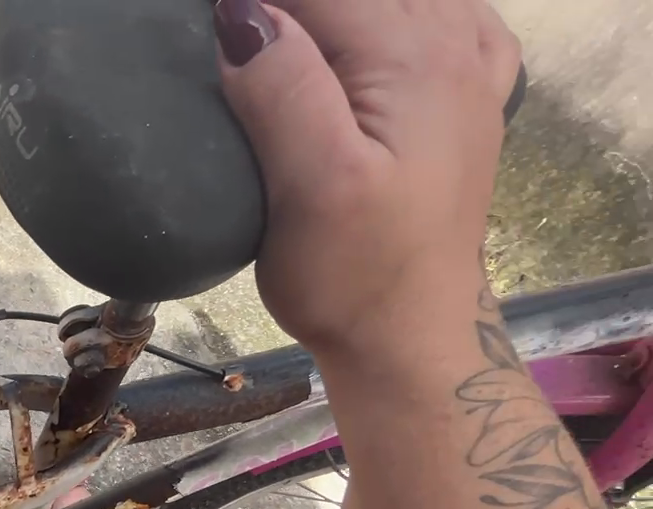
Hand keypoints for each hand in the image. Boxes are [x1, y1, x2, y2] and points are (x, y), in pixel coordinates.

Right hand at [213, 0, 520, 357]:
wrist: (404, 330)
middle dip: (283, 10)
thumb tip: (239, 16)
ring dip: (324, 15)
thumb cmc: (348, 269)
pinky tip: (354, 45)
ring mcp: (465, 70)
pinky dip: (381, 22)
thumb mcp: (310, 183)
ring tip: (266, 46)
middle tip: (219, 40)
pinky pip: (430, 22)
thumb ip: (283, 90)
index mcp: (414, 55)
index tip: (191, 28)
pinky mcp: (455, 102)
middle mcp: (454, 43)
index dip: (250, 7)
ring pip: (392, 2)